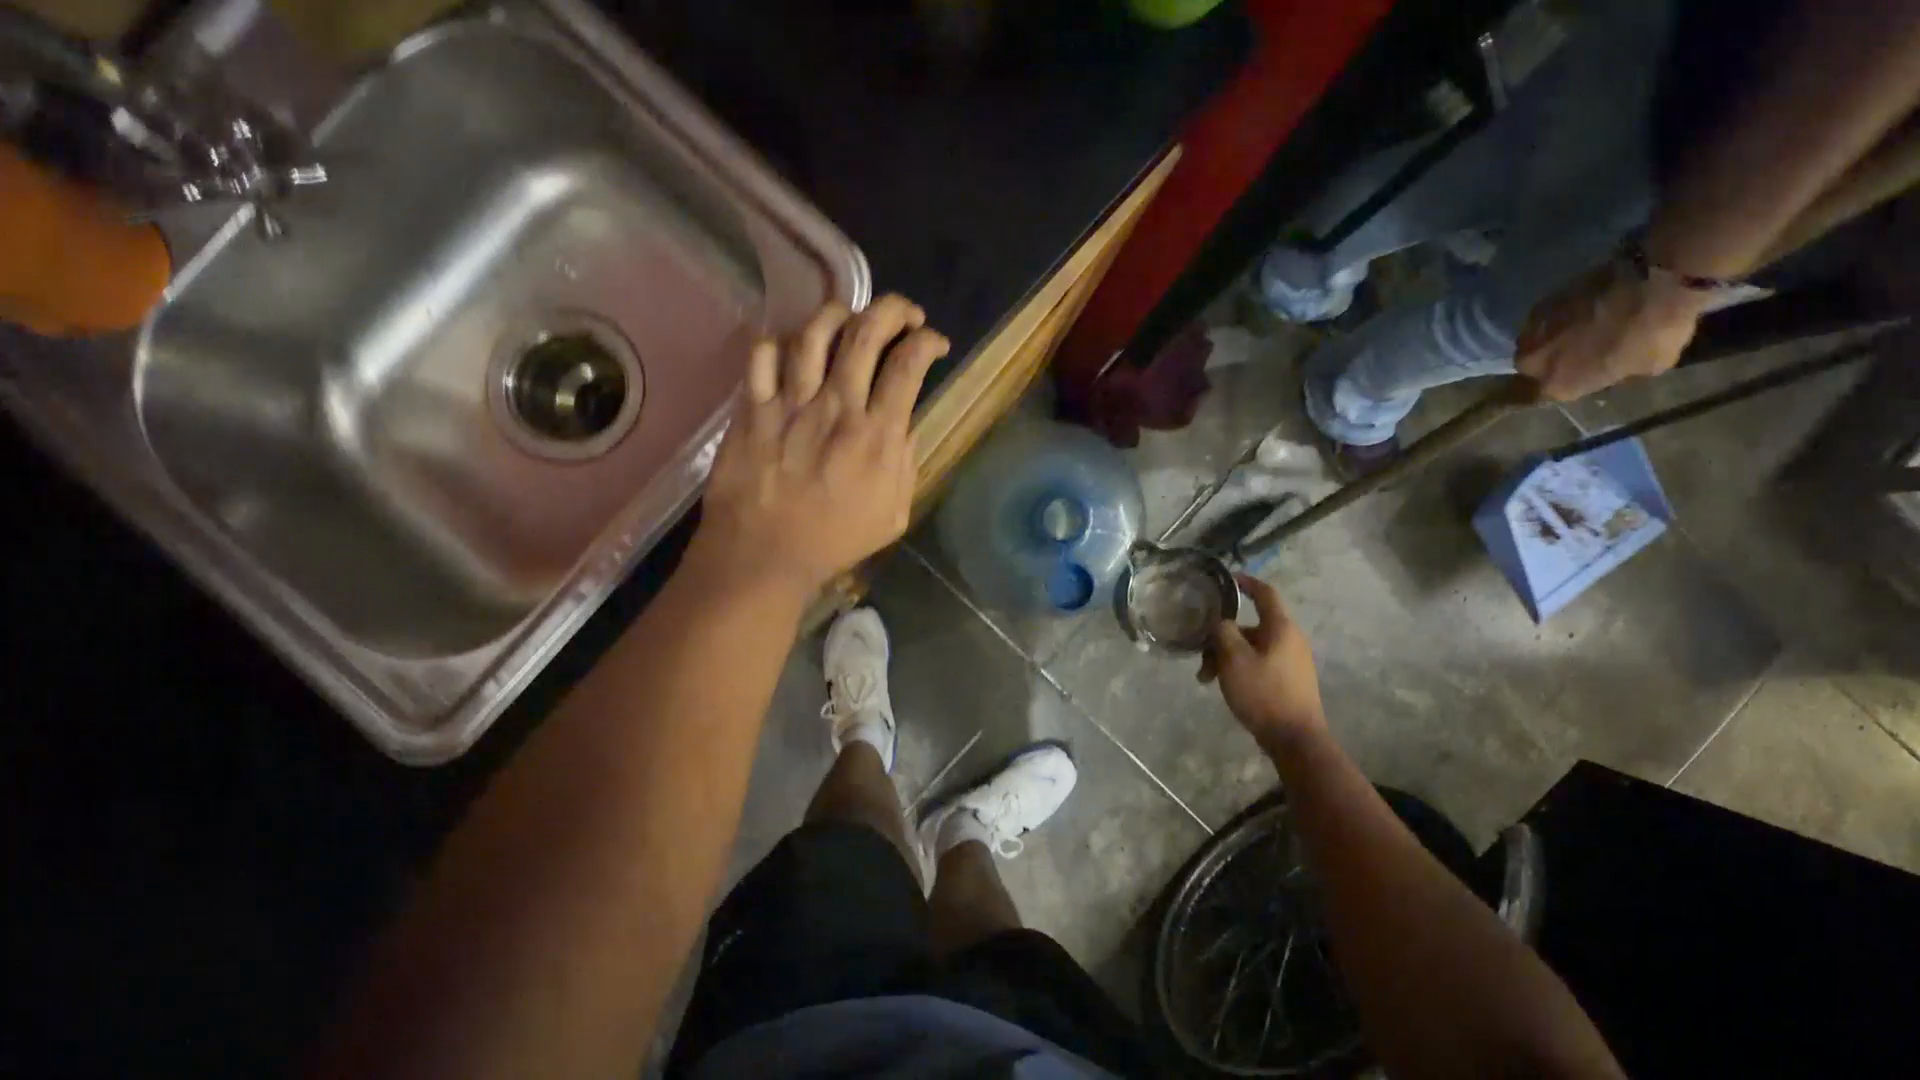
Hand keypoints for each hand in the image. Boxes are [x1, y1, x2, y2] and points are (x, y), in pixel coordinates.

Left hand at [691, 295, 949, 593]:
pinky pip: (761, 356)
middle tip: (902, 314)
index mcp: (876, 434)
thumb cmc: (833, 541)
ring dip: (837, 313)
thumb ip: (904, 464)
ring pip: (814, 332)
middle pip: (867, 331)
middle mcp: (836, 406)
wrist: (764, 555)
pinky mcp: (752, 409)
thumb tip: (901, 425)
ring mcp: (790, 403)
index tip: (933, 343)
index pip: (909, 364)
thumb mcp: (893, 514)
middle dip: (893, 309)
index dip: (928, 342)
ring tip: (846, 318)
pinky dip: (777, 343)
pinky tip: (788, 351)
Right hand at [1200, 575, 1326, 748]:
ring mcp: (1292, 661)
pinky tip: (1227, 687)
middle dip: (1222, 637)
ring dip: (1227, 657)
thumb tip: (1221, 624)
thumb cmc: (1264, 693)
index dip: (1246, 582)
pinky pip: (1260, 664)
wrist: (1295, 738)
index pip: (1265, 593)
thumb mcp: (1234, 659)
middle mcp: (1290, 639)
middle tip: (1201, 656)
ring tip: (1208, 680)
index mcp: (1281, 627)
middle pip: (1251, 627)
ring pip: (1252, 648)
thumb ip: (1223, 632)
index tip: (1227, 579)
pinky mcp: (1290, 681)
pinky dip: (1240, 669)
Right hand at [1514, 257, 1708, 401]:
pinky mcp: (1541, 302)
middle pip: (1531, 368)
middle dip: (1549, 362)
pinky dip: (1559, 317)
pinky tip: (1582, 310)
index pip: (1542, 396)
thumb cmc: (1653, 334)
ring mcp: (1533, 331)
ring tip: (1580, 329)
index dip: (1559, 387)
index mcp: (1557, 387)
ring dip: (1552, 339)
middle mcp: (1533, 363)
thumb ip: (1611, 375)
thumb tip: (1604, 370)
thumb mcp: (1644, 368)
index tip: (1575, 379)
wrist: (1653, 282)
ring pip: (1534, 342)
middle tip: (1577, 353)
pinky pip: (1543, 319)